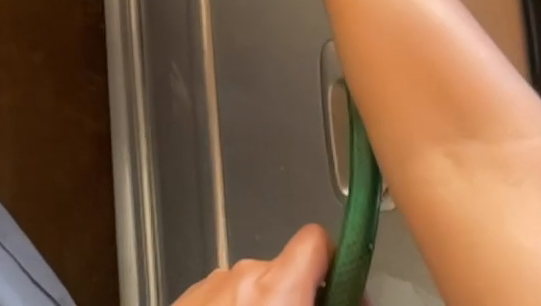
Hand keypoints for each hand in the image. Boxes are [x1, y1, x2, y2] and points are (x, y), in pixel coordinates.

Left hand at [170, 225, 334, 304]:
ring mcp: (212, 283)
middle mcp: (243, 275)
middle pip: (285, 270)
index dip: (334, 261)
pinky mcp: (190, 295)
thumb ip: (325, 300)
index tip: (345, 289)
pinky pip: (225, 294)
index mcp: (277, 288)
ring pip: (254, 285)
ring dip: (265, 305)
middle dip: (298, 296)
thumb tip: (350, 297)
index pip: (315, 240)